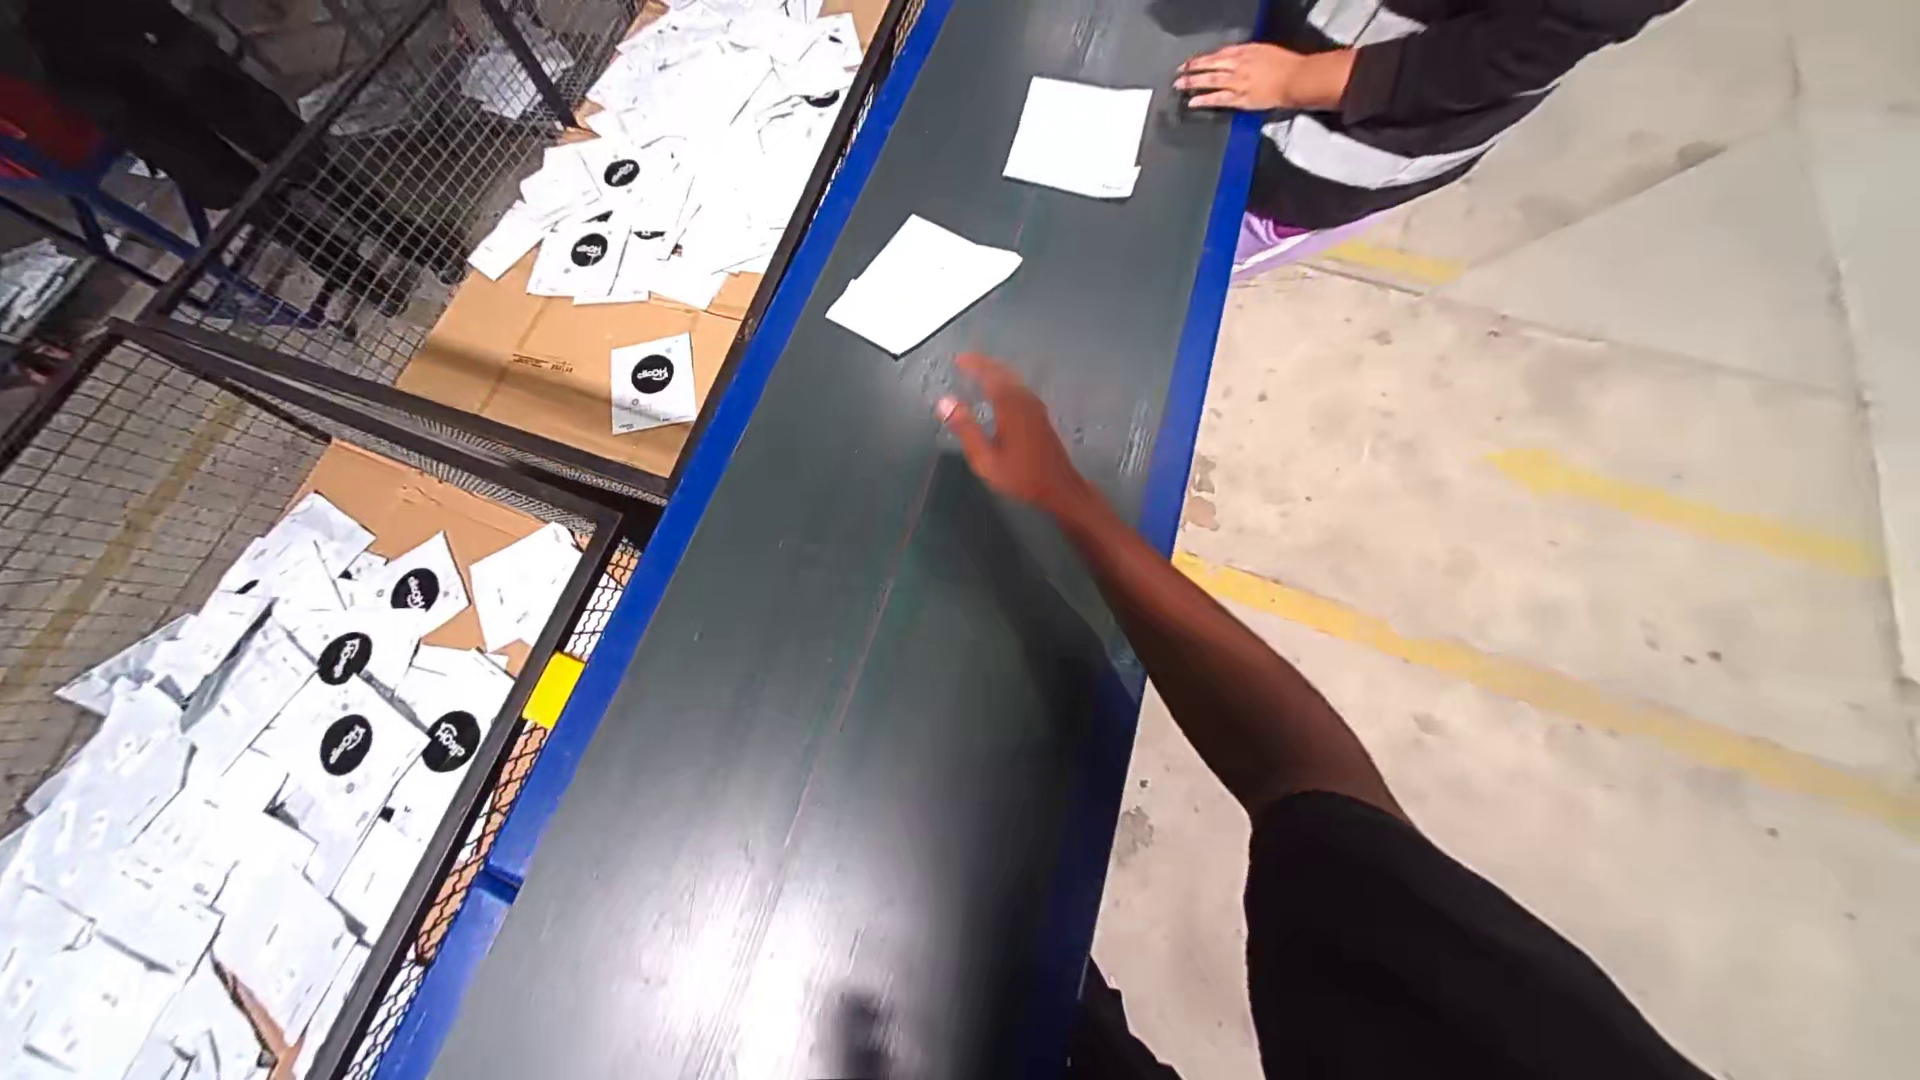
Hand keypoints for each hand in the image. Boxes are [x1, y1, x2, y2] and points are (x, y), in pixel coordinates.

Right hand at [937, 353, 1097, 522]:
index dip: (973, 364)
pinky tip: (1003, 391)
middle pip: (1003, 373)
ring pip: (1014, 380)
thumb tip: (945, 402)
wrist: (1059, 487)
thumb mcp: (985, 458)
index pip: (989, 375)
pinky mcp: (1041, 416)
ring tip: (980, 371)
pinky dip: (1007, 382)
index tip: (959, 359)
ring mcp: (1036, 407)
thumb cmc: (1020, 477)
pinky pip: (1020, 389)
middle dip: (984, 364)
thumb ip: (966, 429)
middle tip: (967, 360)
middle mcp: (1024, 401)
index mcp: (1010, 406)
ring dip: (996, 372)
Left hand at [1175, 43, 1353, 110]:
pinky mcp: (1239, 97)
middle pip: (1211, 64)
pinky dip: (1204, 99)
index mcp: (1246, 51)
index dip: (1204, 58)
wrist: (1295, 77)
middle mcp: (1239, 64)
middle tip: (1179, 72)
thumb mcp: (1264, 52)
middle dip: (1193, 68)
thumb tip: (1232, 61)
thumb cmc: (1284, 65)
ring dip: (1193, 82)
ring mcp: (1238, 81)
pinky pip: (1218, 99)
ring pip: (1211, 80)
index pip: (1220, 53)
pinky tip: (1192, 102)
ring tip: (1179, 86)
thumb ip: (1247, 56)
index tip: (1192, 61)